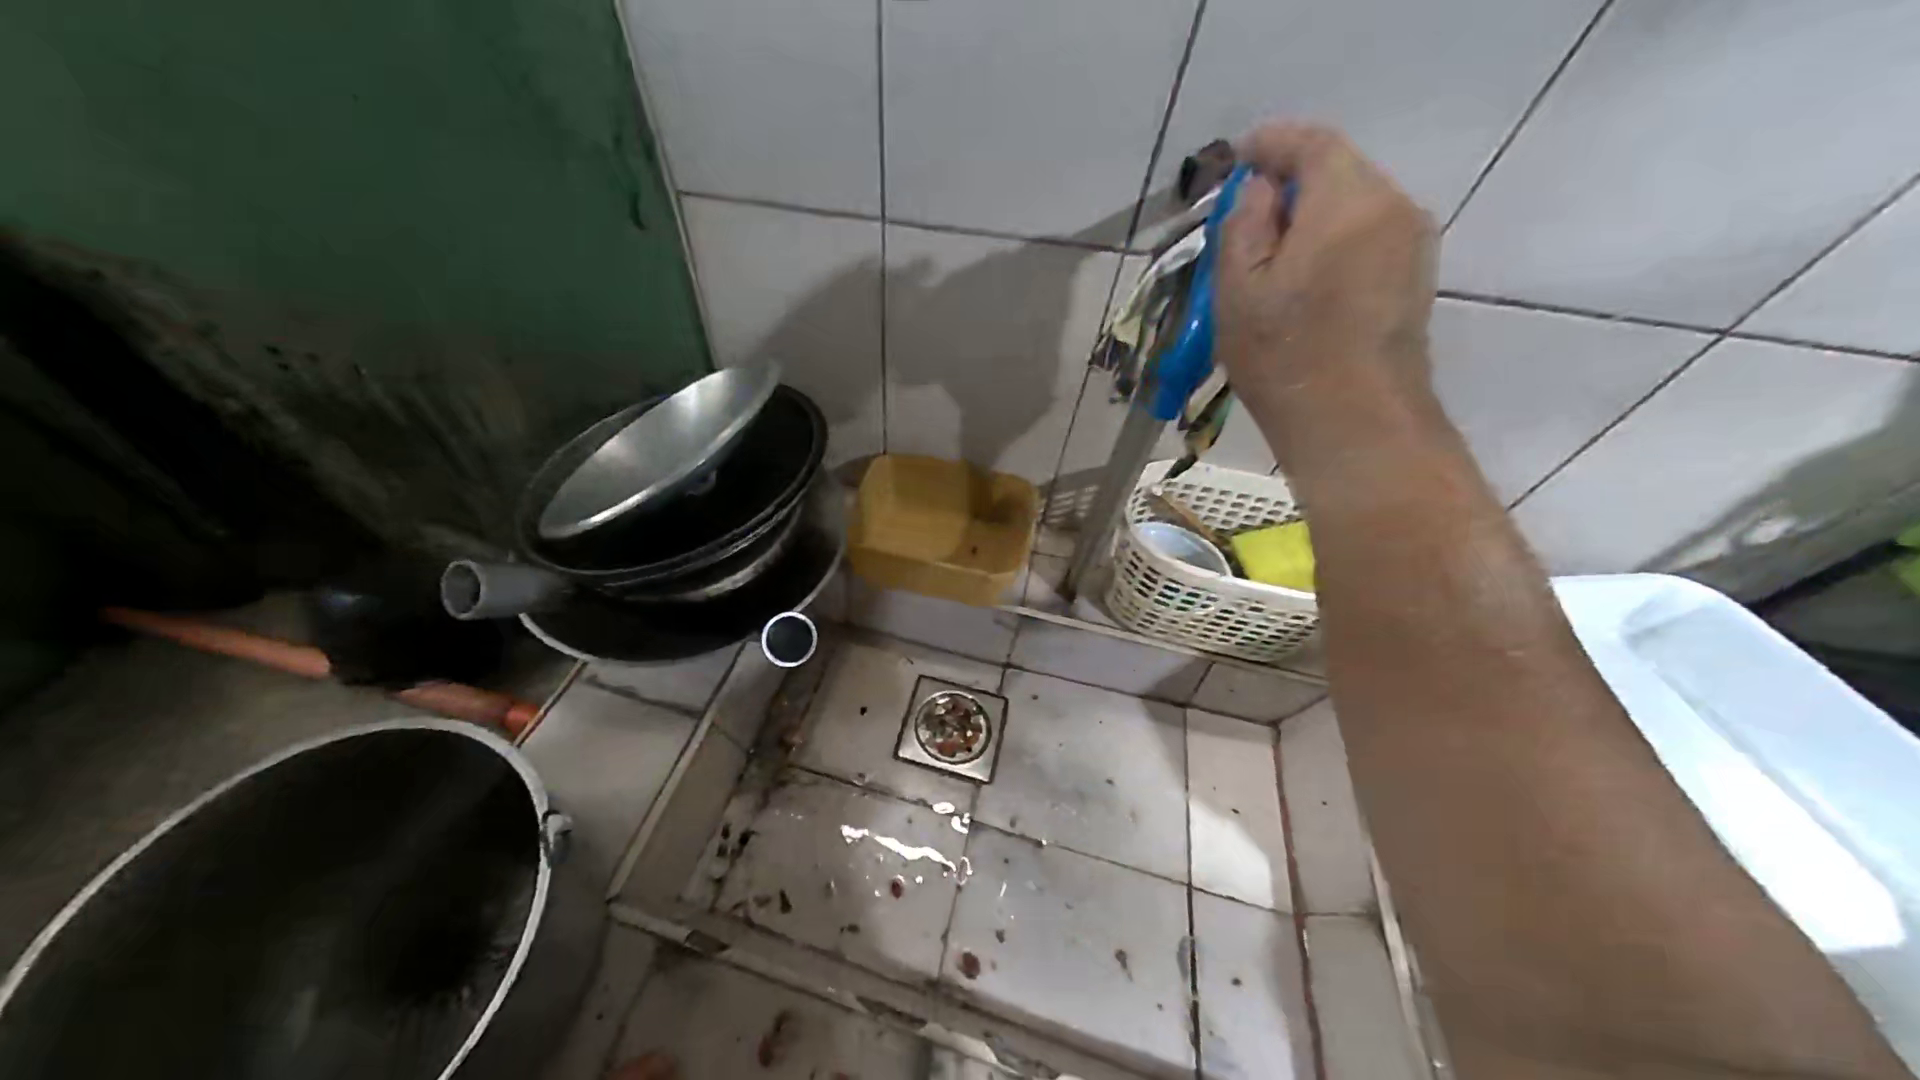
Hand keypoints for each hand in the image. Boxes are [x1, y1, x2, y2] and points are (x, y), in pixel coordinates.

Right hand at [1216, 123, 1437, 445]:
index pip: (1312, 143)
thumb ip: (1245, 223)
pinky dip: (1334, 239)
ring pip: (1355, 205)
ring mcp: (1413, 243)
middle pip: (1339, 171)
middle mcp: (1393, 207)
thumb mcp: (1238, 288)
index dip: (1272, 142)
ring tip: (1270, 251)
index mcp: (1348, 201)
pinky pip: (1369, 235)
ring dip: (1313, 215)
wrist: (1355, 423)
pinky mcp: (1415, 277)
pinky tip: (1305, 276)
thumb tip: (1262, 189)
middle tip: (1247, 212)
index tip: (1240, 155)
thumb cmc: (1284, 356)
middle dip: (1291, 183)